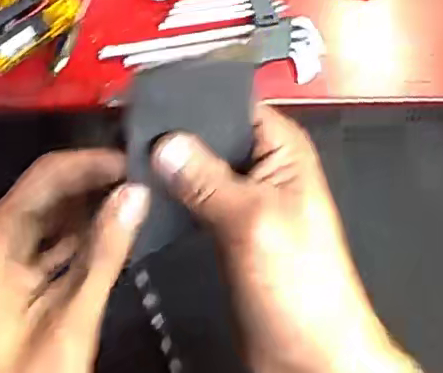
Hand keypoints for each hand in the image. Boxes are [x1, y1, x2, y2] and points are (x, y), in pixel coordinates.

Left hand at [0, 149, 148, 372]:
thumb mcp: (66, 327)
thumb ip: (103, 255)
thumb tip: (136, 193)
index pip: (46, 175)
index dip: (92, 163)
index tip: (136, 160)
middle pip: (45, 194)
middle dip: (94, 184)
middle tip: (144, 177)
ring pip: (48, 222)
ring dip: (90, 211)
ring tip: (136, 199)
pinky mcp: (6, 296)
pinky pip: (46, 251)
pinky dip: (79, 241)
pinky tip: (114, 237)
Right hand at [154, 106, 415, 372]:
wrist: (311, 357)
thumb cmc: (306, 287)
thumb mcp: (252, 221)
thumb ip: (207, 179)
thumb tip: (167, 144)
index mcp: (283, 146)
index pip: (233, 100)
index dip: (196, 95)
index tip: (155, 95)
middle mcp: (263, 163)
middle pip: (212, 129)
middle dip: (176, 130)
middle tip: (134, 127)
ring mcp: (245, 195)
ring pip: (199, 162)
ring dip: (171, 162)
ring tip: (132, 154)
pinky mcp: (227, 224)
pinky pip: (194, 193)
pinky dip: (173, 191)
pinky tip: (147, 189)